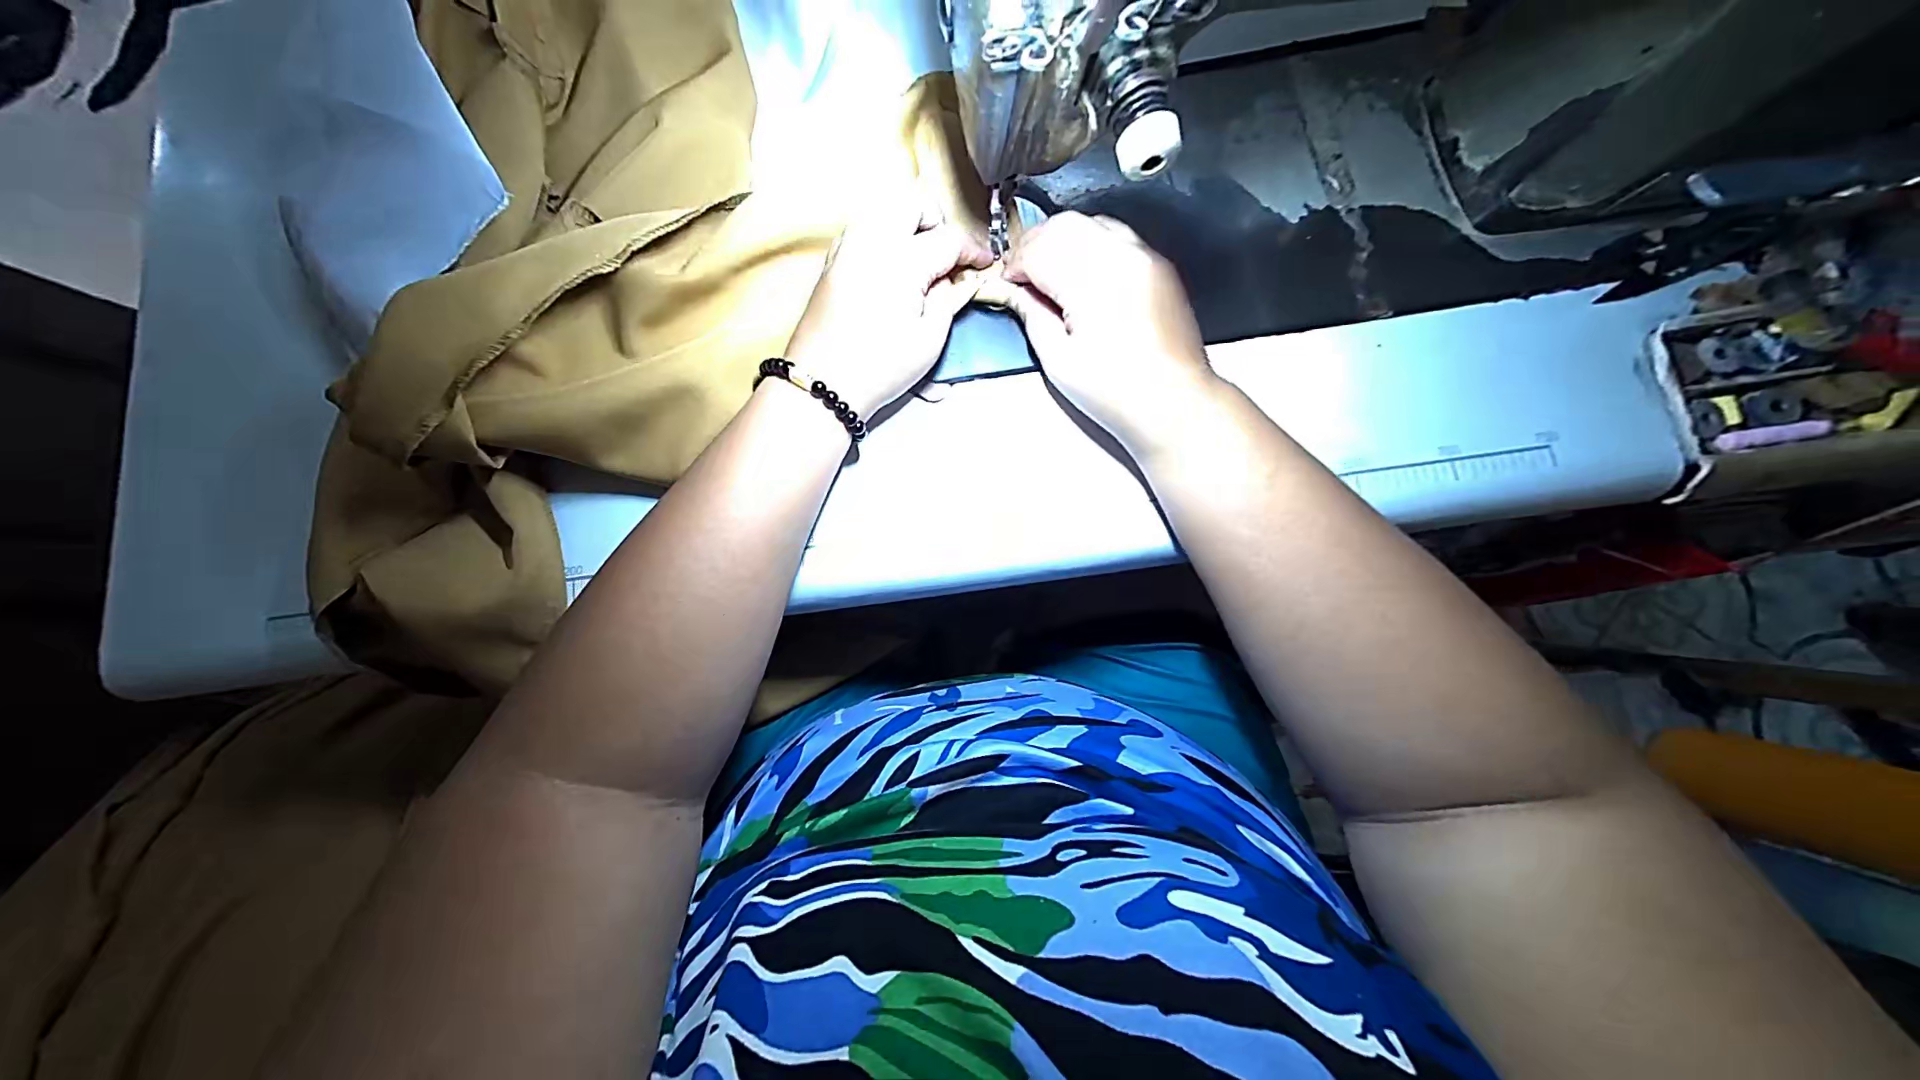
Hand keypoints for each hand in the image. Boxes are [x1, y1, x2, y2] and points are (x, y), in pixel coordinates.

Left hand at [783, 192, 993, 419]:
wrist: (823, 383)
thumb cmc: (877, 367)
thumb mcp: (929, 338)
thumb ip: (949, 299)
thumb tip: (959, 281)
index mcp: (902, 258)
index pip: (948, 238)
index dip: (971, 251)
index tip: (982, 264)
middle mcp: (871, 241)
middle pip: (914, 203)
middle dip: (937, 223)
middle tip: (948, 258)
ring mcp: (847, 247)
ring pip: (885, 210)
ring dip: (909, 226)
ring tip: (920, 264)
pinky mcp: (832, 261)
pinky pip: (864, 231)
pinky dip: (884, 239)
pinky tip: (892, 272)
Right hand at [989, 212, 1220, 458]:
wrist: (1174, 402)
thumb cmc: (1116, 392)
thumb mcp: (1059, 360)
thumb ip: (1033, 316)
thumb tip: (1016, 292)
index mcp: (1093, 281)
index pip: (1040, 247)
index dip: (1016, 263)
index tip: (1009, 282)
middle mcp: (1121, 256)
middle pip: (1064, 225)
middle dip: (1036, 244)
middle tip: (1023, 275)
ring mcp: (1145, 256)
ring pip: (1091, 223)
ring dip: (1063, 240)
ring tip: (1052, 274)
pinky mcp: (1159, 265)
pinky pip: (1117, 236)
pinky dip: (1091, 244)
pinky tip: (1083, 274)